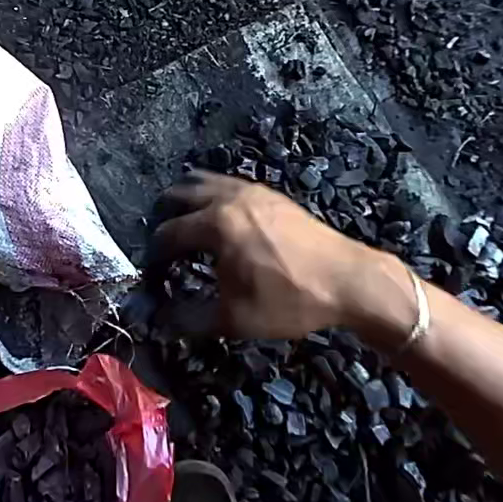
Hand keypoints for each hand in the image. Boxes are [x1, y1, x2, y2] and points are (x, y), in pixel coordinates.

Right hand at [149, 171, 411, 344]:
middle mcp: (229, 197)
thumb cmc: (291, 300)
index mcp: (216, 224)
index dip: (154, 255)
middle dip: (163, 218)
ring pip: (203, 181)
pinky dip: (211, 194)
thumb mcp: (235, 319)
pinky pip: (227, 183)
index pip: (167, 233)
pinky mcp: (270, 193)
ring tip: (185, 227)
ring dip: (186, 200)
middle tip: (163, 246)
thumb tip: (158, 320)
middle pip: (178, 194)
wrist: (349, 279)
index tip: (153, 273)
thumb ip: (188, 318)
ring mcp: (252, 189)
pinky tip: (219, 219)